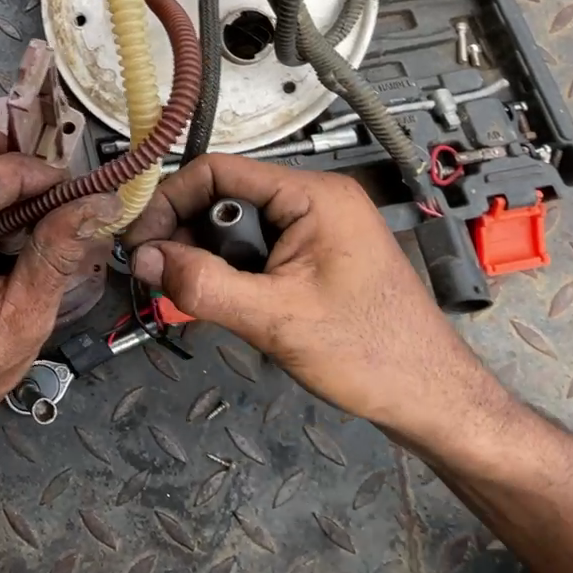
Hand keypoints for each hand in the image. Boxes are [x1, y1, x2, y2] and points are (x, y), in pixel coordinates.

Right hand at [123, 155, 510, 441]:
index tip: (142, 243)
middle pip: (220, 198)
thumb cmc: (371, 354)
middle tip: (162, 277)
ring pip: (231, 228)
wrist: (431, 401)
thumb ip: (202, 283)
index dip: (169, 202)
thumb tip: (142, 259)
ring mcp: (314, 229)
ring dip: (205, 260)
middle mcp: (313, 201)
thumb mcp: (274, 318)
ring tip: (197, 298)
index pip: (217, 171)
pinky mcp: (311, 256)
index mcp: (313, 196)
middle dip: (185, 236)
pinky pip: (251, 250)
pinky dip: (227, 273)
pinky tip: (224, 303)